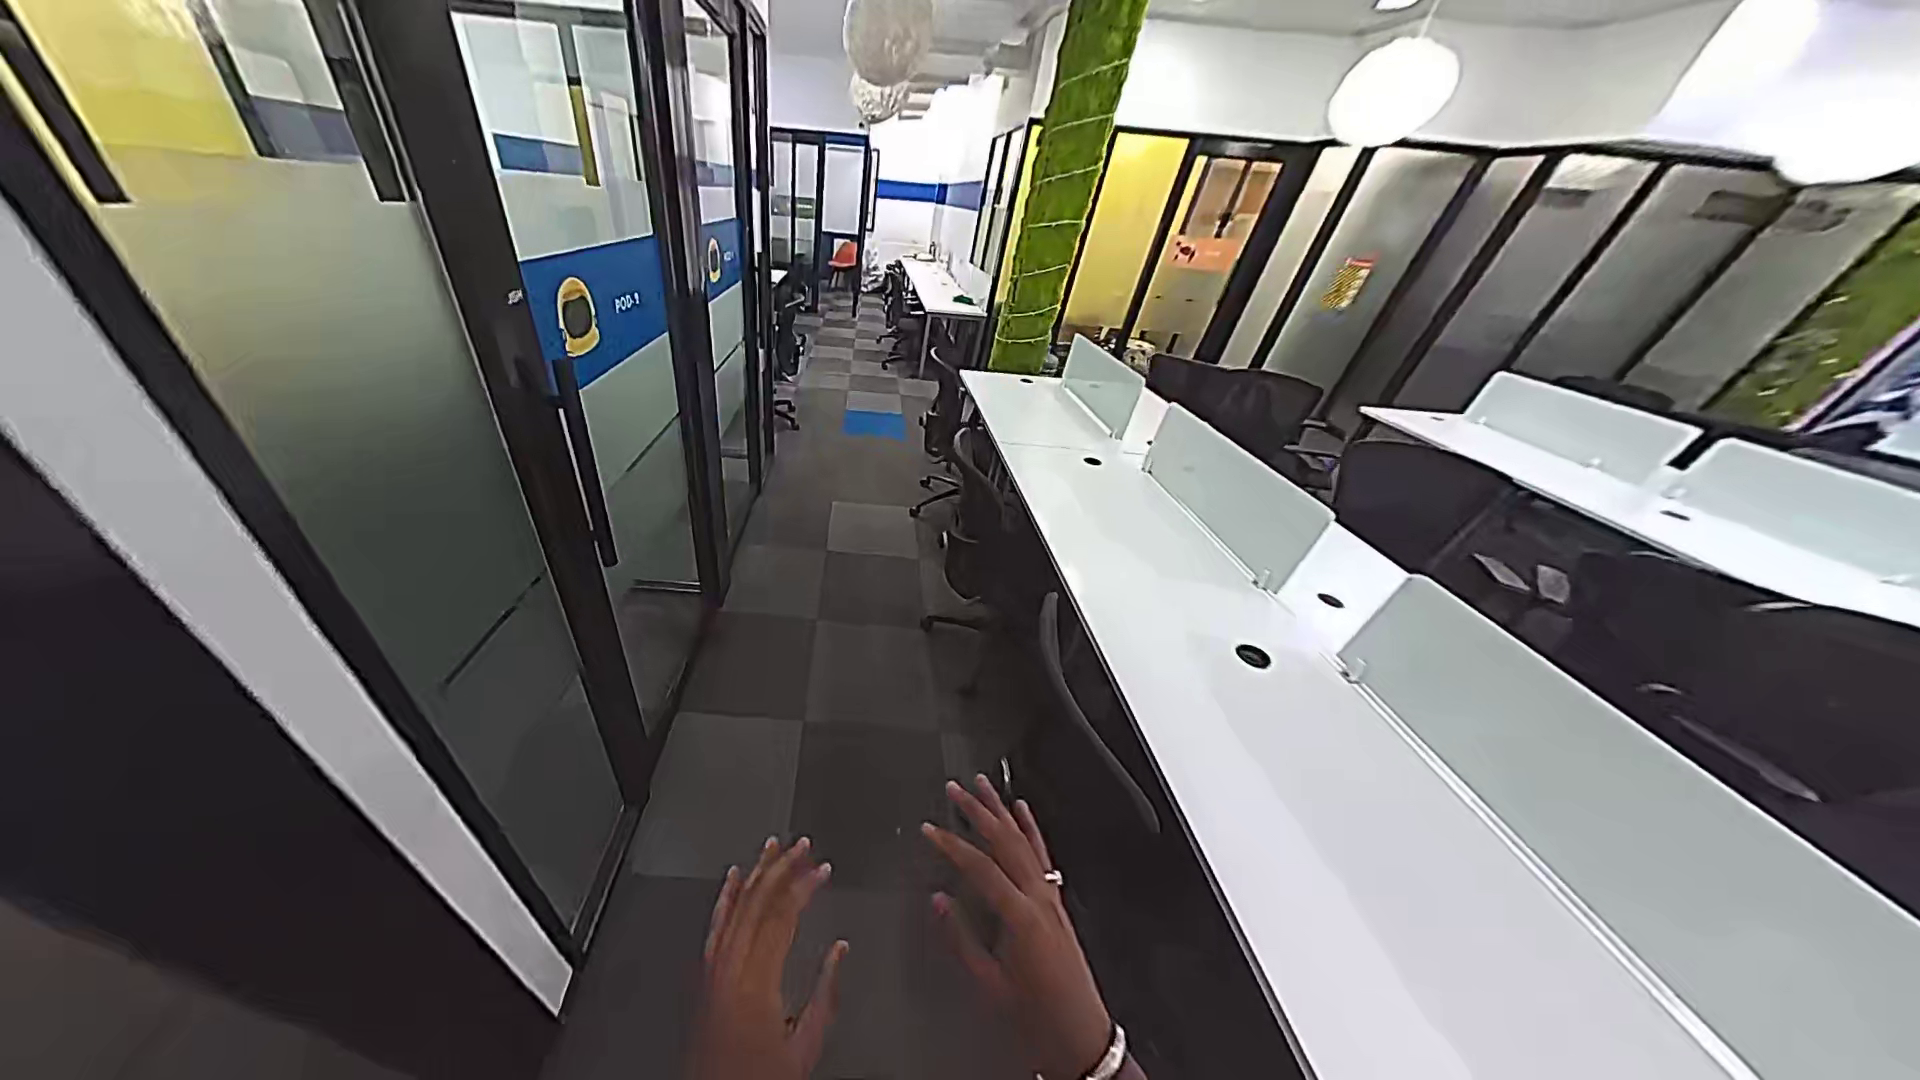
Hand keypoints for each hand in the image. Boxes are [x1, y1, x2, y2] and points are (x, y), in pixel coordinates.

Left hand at [686, 837, 846, 1079]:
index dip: (804, 885)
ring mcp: (713, 971)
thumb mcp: (804, 1047)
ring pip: (734, 907)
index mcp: (757, 982)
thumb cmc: (759, 1079)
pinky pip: (714, 926)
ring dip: (755, 873)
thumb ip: (824, 993)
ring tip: (772, 847)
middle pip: (756, 902)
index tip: (823, 867)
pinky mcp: (705, 978)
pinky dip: (724, 897)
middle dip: (781, 867)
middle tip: (801, 843)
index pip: (782, 914)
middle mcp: (730, 969)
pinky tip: (732, 878)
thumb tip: (840, 950)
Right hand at [922, 776, 1114, 1079]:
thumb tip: (938, 901)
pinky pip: (1044, 853)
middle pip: (1004, 841)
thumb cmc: (1036, 1017)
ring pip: (1023, 839)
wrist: (1080, 1037)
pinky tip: (1022, 809)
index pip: (979, 867)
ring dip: (1001, 810)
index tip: (930, 829)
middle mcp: (1039, 897)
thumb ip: (961, 938)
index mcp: (1020, 917)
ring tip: (983, 785)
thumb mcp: (989, 984)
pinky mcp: (1057, 899)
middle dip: (977, 811)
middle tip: (955, 789)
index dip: (951, 845)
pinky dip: (1031, 828)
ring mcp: (1050, 895)